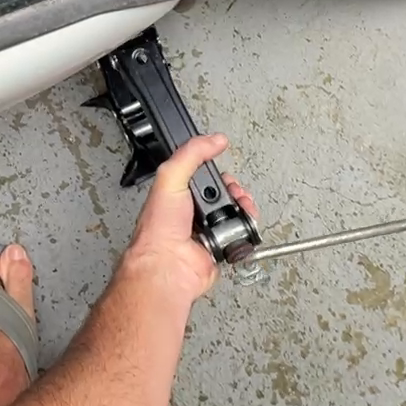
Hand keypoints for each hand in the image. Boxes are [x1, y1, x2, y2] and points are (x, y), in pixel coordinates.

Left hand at [119, 134, 256, 302]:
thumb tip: (214, 139)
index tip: (222, 159)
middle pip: (222, 190)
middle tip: (232, 190)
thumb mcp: (171, 177)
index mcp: (176, 191)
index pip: (200, 169)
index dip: (212, 163)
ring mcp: (207, 228)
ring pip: (234, 210)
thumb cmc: (159, 228)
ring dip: (242, 205)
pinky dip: (245, 227)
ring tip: (240, 205)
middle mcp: (191, 209)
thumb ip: (191, 153)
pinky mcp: (221, 245)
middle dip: (232, 187)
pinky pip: (241, 232)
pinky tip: (241, 224)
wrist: (170, 266)